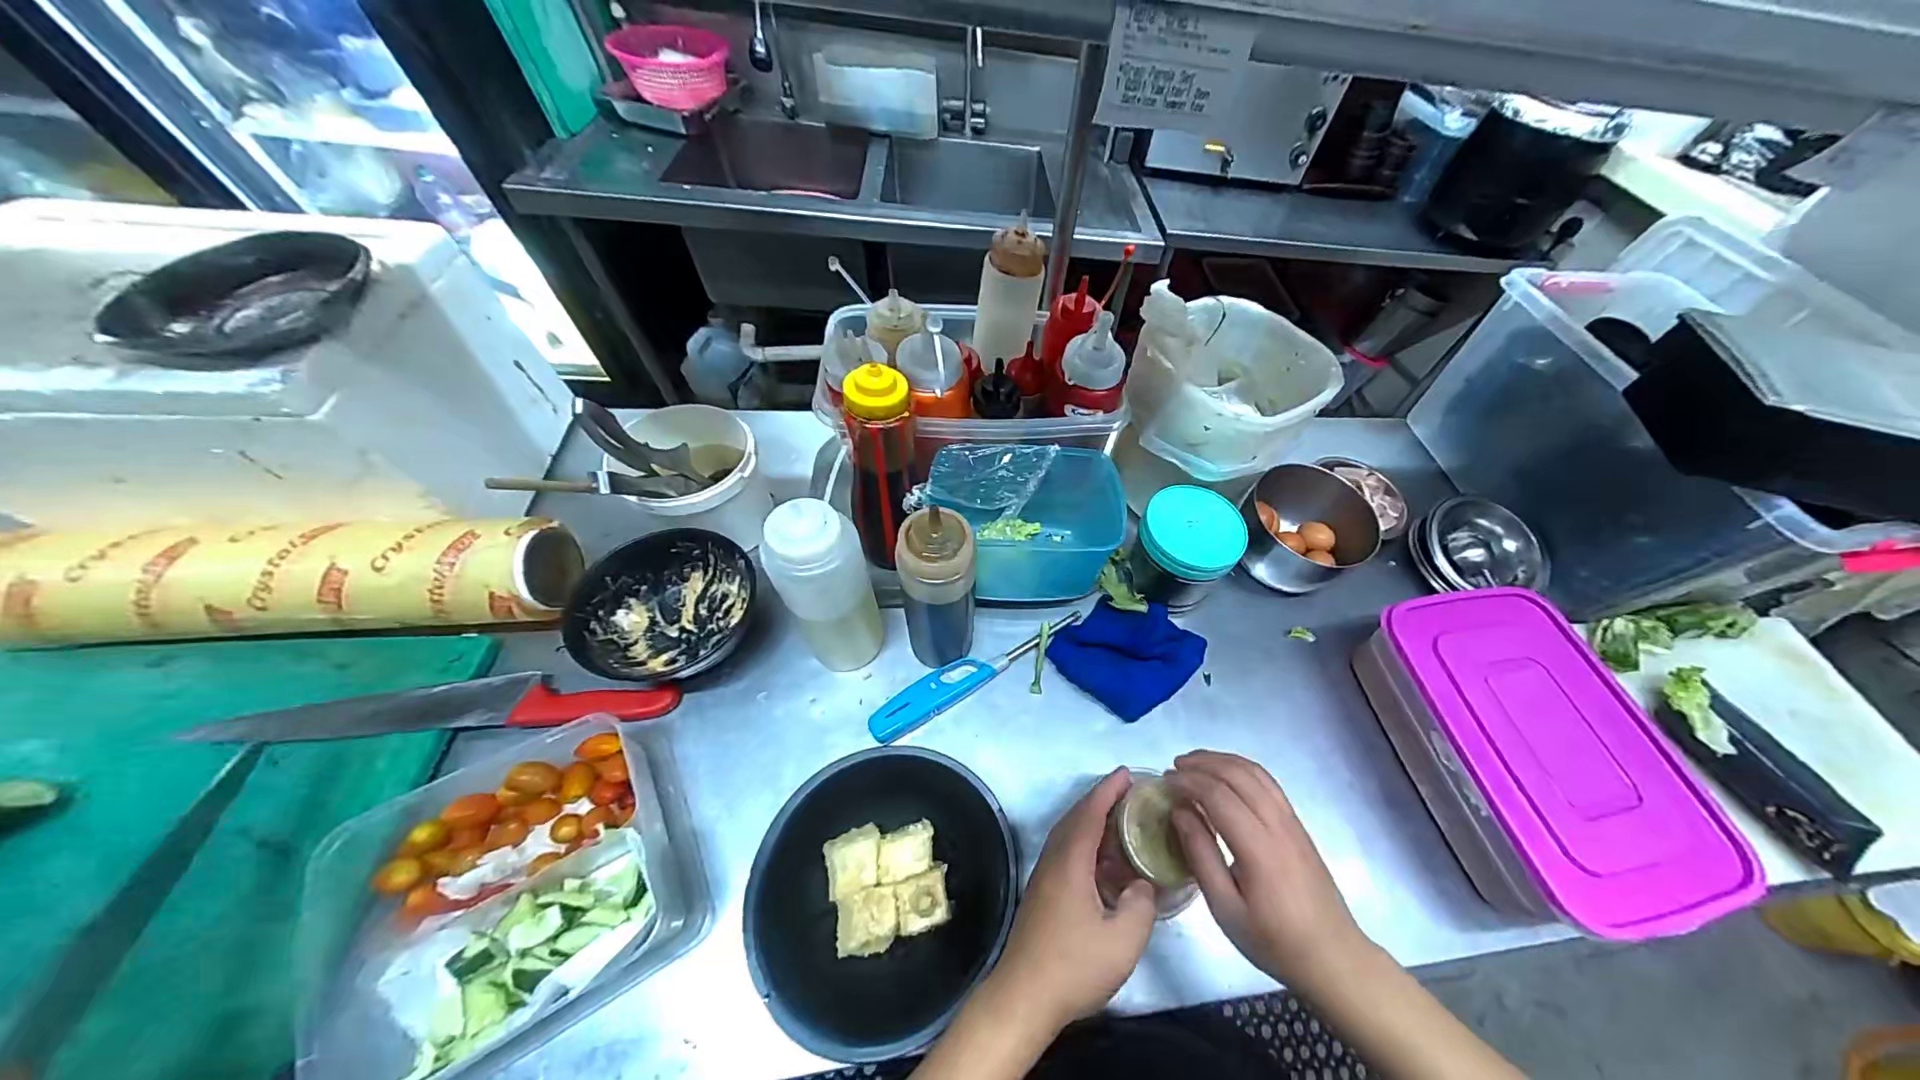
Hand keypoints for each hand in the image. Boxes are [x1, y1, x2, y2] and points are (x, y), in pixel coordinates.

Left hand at [985, 767, 1156, 1030]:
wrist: (1024, 995)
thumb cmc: (1073, 965)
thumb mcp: (1123, 940)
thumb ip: (1140, 906)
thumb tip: (1141, 886)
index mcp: (1070, 861)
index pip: (1090, 813)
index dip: (1108, 790)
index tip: (1127, 773)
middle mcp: (1054, 860)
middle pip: (1076, 819)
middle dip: (1101, 801)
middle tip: (1131, 794)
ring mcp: (1045, 877)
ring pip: (1070, 837)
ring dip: (1094, 824)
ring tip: (1124, 824)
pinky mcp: (1044, 894)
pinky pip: (1068, 855)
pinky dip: (1088, 847)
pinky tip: (1108, 866)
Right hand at [1167, 750, 1371, 988]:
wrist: (1333, 958)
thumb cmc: (1273, 940)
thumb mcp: (1226, 909)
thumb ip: (1200, 856)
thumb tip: (1179, 812)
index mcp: (1259, 848)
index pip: (1218, 796)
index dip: (1188, 782)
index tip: (1164, 782)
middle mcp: (1279, 825)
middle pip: (1237, 775)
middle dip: (1202, 763)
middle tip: (1173, 767)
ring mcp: (1293, 822)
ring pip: (1256, 773)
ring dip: (1222, 761)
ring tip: (1194, 764)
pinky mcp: (1298, 825)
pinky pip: (1268, 783)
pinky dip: (1242, 769)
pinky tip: (1225, 776)